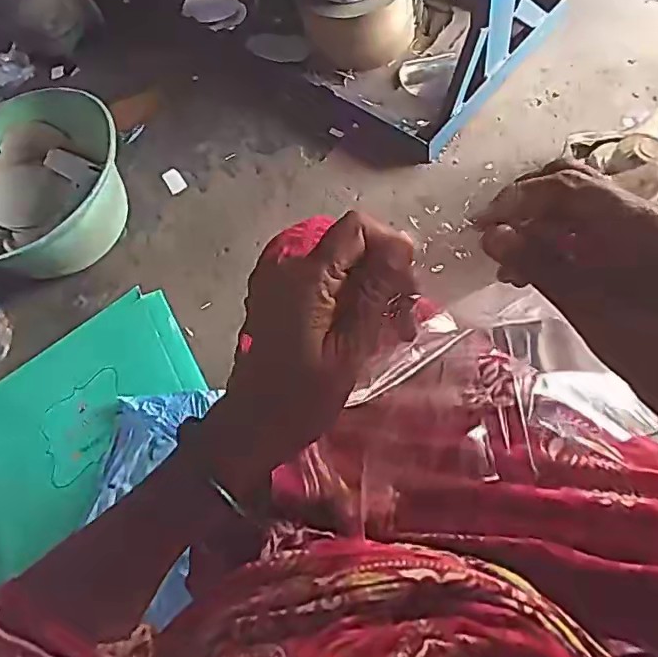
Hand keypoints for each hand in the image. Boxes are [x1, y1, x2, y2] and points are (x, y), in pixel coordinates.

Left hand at [199, 212, 416, 491]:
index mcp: (306, 277)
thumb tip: (402, 244)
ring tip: (393, 330)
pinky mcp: (279, 295)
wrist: (250, 429)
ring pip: (341, 262)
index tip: (407, 288)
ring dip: (372, 287)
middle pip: (351, 244)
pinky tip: (365, 328)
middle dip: (385, 272)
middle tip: (406, 319)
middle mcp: (289, 266)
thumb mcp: (349, 348)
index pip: (357, 227)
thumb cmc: (301, 398)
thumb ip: (374, 292)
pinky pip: (324, 279)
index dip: (389, 246)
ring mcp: (280, 279)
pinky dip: (349, 295)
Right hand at [474, 161, 657, 433]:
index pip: (569, 186)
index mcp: (641, 221)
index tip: (484, 222)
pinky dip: (560, 238)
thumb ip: (538, 264)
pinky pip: (594, 227)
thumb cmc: (652, 352)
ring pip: (582, 203)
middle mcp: (647, 213)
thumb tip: (491, 235)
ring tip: (509, 256)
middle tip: (493, 229)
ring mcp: (648, 228)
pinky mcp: (643, 248)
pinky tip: (535, 264)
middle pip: (576, 182)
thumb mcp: (586, 307)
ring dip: (542, 220)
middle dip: (528, 200)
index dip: (519, 198)